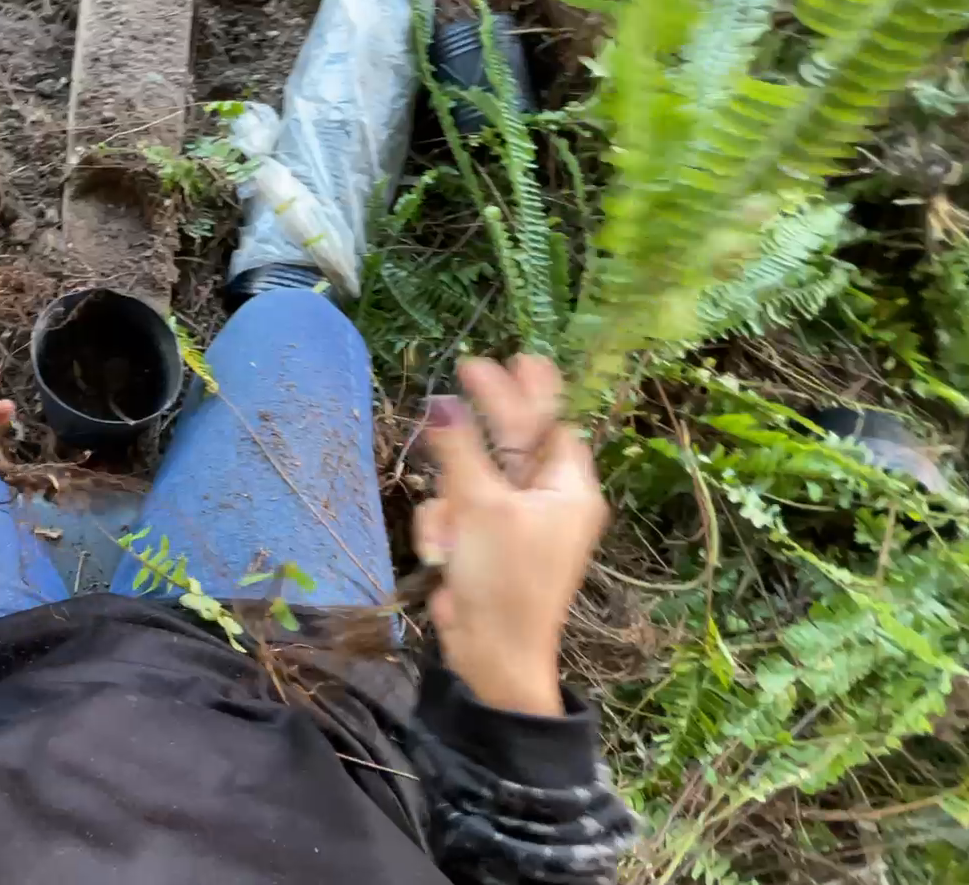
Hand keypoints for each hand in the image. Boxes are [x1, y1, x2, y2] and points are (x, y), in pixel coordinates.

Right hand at [414, 355, 607, 716]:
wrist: (489, 650)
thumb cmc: (504, 577)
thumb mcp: (482, 508)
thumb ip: (460, 451)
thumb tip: (442, 401)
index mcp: (566, 490)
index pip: (549, 426)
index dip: (529, 392)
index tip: (511, 357)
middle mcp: (543, 499)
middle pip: (510, 442)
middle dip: (484, 419)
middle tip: (468, 367)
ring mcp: (508, 519)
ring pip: (467, 476)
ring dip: (450, 501)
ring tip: (449, 540)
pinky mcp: (478, 537)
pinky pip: (451, 509)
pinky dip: (441, 527)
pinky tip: (442, 555)